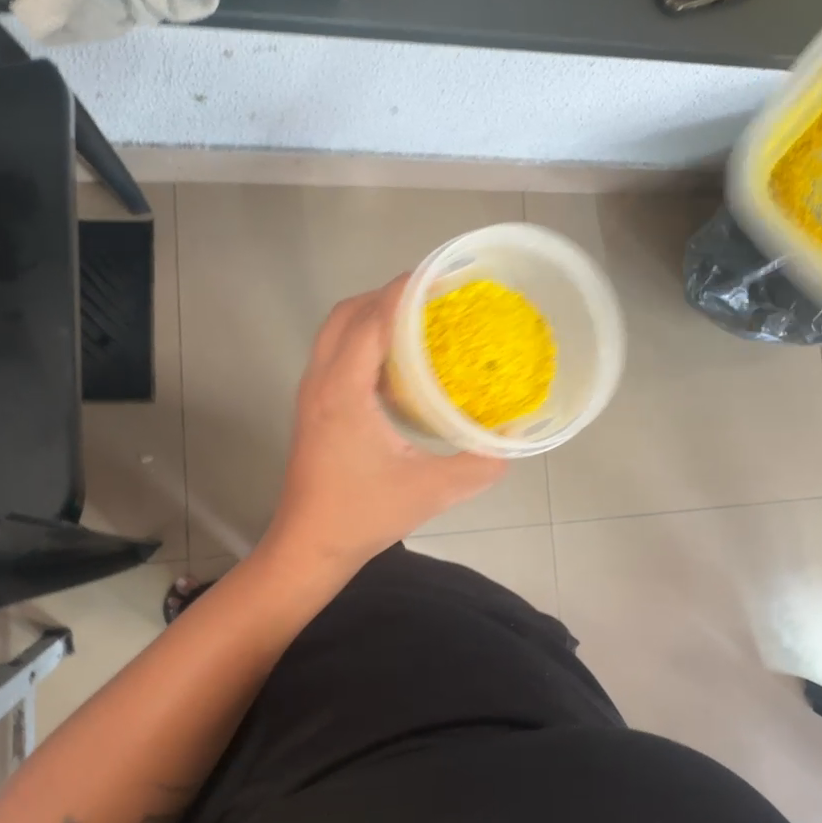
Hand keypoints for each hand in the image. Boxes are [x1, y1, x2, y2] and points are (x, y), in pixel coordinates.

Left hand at [262, 277, 507, 574]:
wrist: (308, 545)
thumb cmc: (362, 515)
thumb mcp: (430, 492)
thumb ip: (476, 465)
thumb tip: (513, 442)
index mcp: (344, 391)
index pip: (371, 320)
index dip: (404, 292)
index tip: (440, 277)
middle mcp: (321, 381)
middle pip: (348, 313)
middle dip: (387, 296)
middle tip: (432, 300)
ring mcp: (311, 393)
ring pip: (336, 331)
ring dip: (372, 316)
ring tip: (417, 322)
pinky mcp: (313, 407)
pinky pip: (336, 353)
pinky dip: (363, 340)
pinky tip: (398, 363)